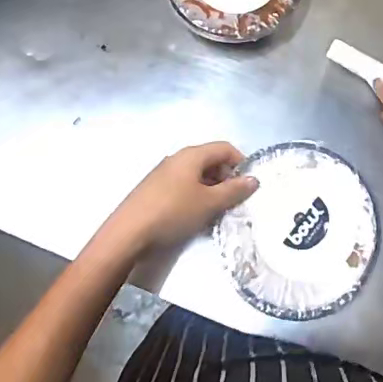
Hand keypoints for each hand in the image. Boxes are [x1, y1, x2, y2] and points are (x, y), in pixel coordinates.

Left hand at [94, 142, 258, 254]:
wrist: (128, 233)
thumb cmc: (173, 212)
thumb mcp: (209, 203)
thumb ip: (234, 190)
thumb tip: (253, 179)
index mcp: (191, 155)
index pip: (225, 148)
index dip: (241, 163)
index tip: (248, 185)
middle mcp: (177, 159)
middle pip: (211, 161)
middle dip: (226, 179)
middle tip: (234, 201)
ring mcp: (164, 174)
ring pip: (197, 176)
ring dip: (211, 190)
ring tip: (216, 212)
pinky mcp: (154, 189)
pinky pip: (183, 186)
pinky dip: (195, 197)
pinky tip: (195, 217)